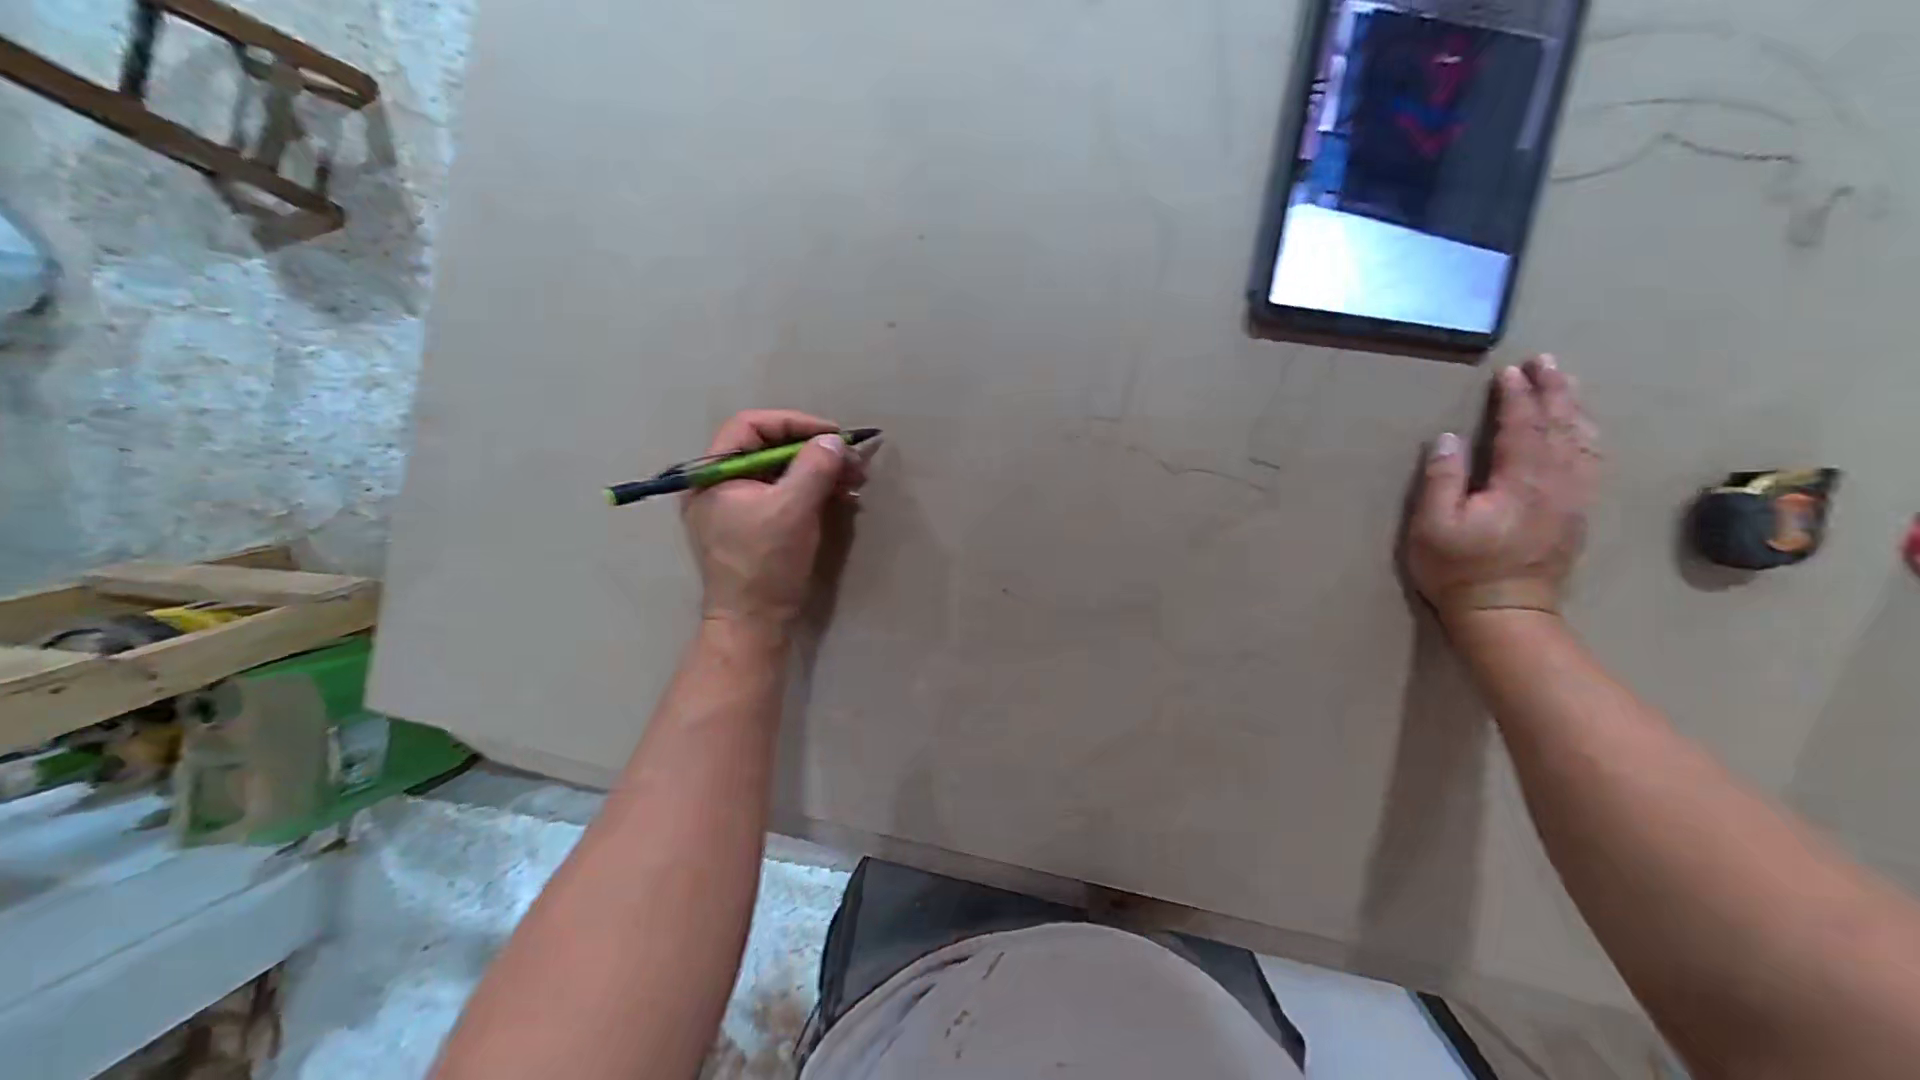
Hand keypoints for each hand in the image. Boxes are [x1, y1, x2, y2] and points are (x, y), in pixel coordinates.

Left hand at [681, 410, 870, 634]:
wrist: (754, 623)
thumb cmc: (765, 564)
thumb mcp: (793, 510)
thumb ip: (814, 468)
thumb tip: (834, 441)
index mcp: (712, 474)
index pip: (751, 426)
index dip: (793, 423)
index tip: (832, 435)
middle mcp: (719, 484)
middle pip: (768, 448)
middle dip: (812, 450)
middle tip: (850, 459)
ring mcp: (736, 506)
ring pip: (780, 471)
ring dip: (818, 470)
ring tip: (854, 479)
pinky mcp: (755, 525)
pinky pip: (784, 494)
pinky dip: (812, 490)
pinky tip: (840, 495)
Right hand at [1407, 355, 1599, 622]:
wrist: (1505, 612)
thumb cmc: (1458, 569)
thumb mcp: (1433, 527)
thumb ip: (1442, 480)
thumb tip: (1447, 439)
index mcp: (1519, 484)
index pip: (1522, 429)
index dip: (1516, 398)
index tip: (1509, 372)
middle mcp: (1556, 484)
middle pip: (1560, 428)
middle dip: (1553, 392)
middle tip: (1546, 362)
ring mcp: (1573, 499)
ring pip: (1583, 442)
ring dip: (1574, 408)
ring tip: (1566, 383)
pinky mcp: (1578, 512)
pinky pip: (1592, 462)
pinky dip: (1587, 436)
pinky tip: (1582, 428)